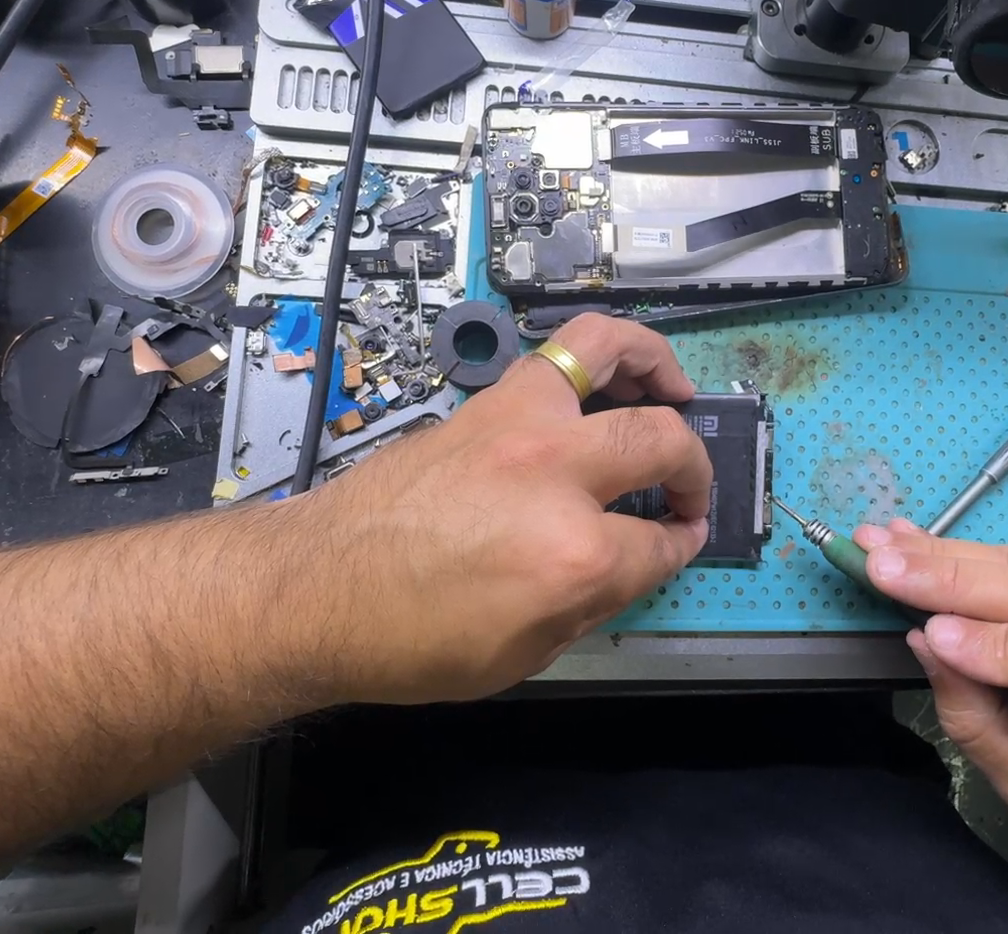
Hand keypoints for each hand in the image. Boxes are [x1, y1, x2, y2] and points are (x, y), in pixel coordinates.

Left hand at [292, 314, 712, 704]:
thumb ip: (594, 602)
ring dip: (657, 364)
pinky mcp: (487, 403)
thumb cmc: (411, 641)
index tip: (682, 538)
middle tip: (688, 490)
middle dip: (693, 471)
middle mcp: (557, 475)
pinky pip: (558, 356)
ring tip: (678, 387)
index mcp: (573, 556)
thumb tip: (633, 559)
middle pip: (661, 443)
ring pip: (611, 352)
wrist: (314, 590)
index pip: (659, 544)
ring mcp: (520, 425)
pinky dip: (600, 358)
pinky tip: (606, 384)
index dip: (680, 545)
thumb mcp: (522, 655)